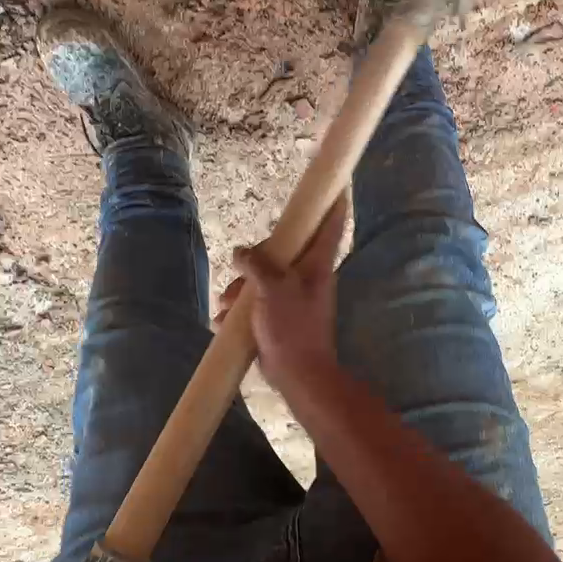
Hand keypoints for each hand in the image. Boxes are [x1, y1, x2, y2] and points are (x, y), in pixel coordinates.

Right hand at [217, 196, 348, 394]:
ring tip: (227, 306)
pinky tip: (224, 322)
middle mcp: (306, 279)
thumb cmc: (293, 327)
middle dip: (251, 264)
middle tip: (238, 274)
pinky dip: (237, 313)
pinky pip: (252, 308)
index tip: (338, 186)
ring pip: (259, 281)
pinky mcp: (276, 321)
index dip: (333, 204)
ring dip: (238, 292)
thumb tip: (240, 253)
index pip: (329, 227)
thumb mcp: (272, 287)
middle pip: (279, 254)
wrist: (297, 375)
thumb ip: (256, 264)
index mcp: (316, 266)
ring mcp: (291, 300)